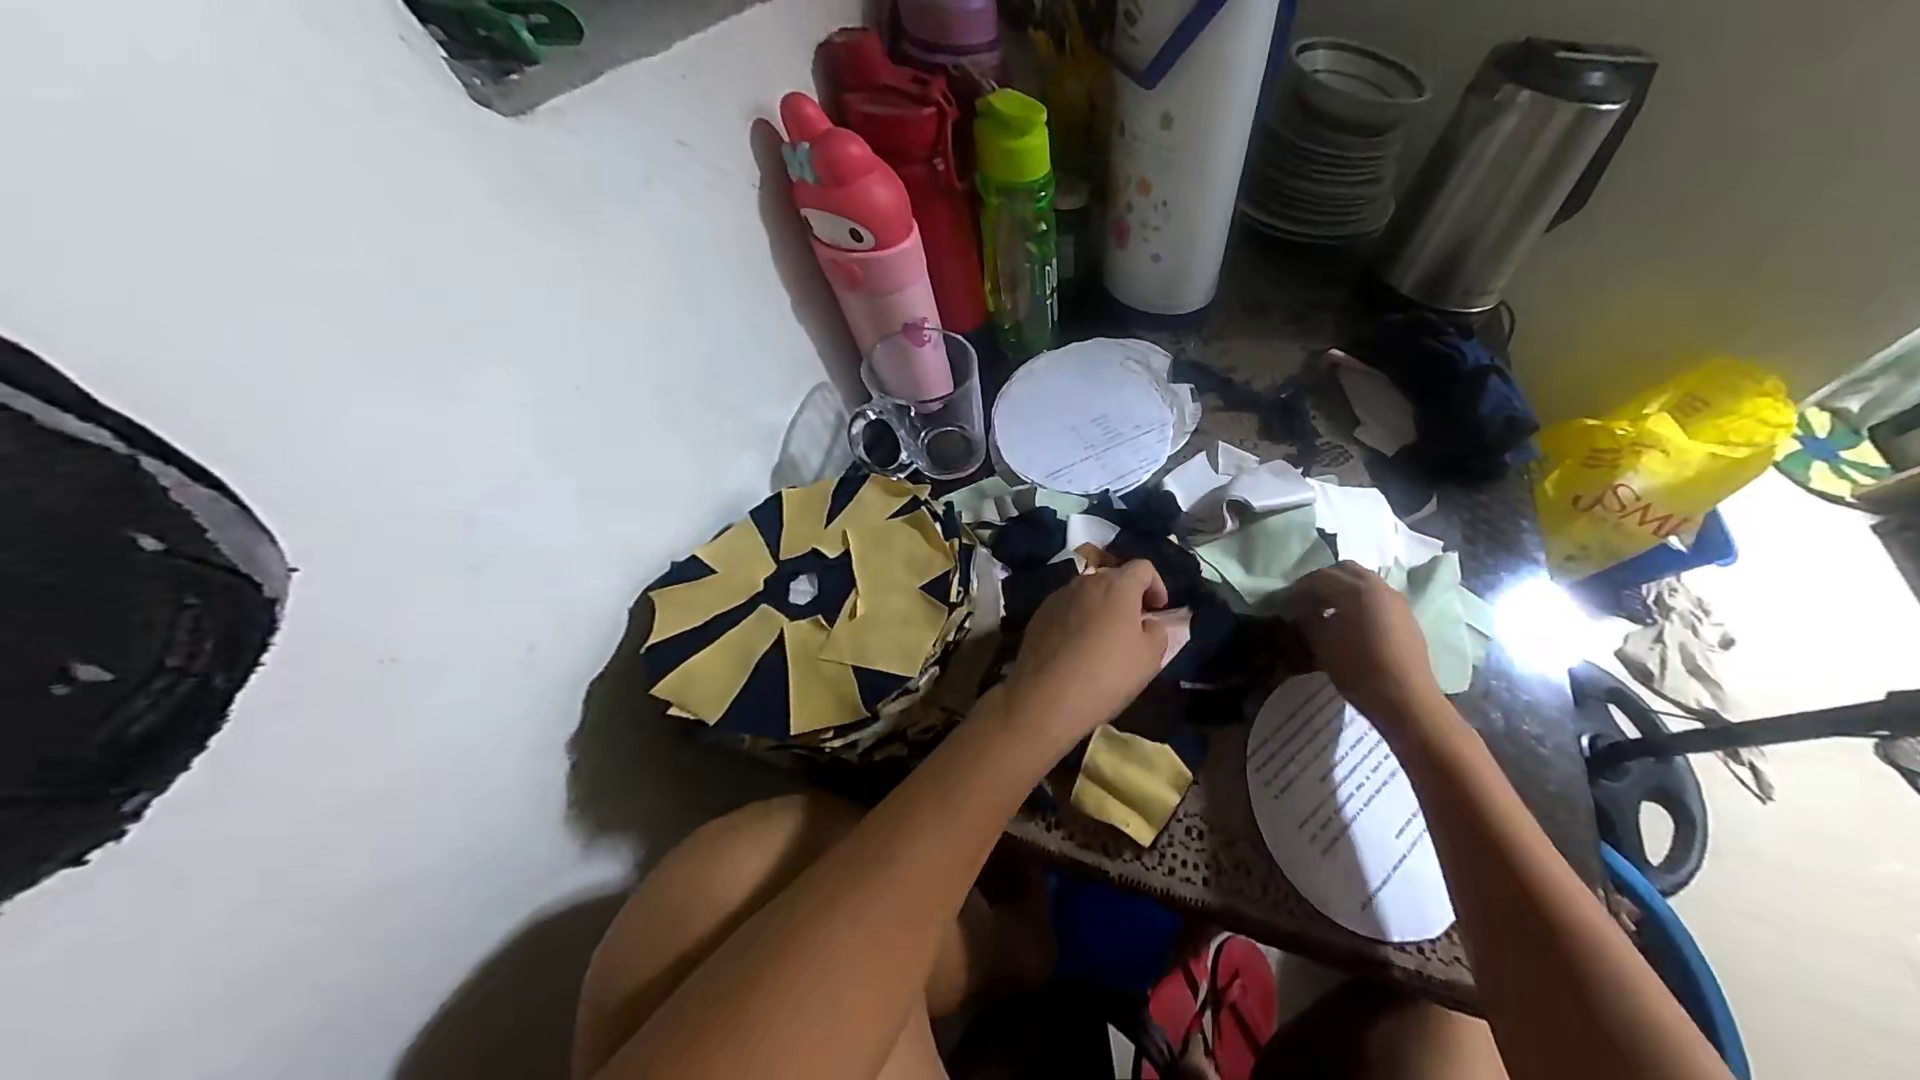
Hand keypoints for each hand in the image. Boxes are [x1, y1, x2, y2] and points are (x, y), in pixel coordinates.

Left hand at [998, 560, 1169, 747]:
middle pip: (1112, 578)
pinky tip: (1077, 648)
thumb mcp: (1150, 658)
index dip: (1156, 585)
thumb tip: (1148, 622)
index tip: (1159, 609)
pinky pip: (1066, 609)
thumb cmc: (1106, 675)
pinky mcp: (1037, 615)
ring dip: (1101, 608)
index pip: (1143, 567)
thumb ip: (1157, 631)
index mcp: (1116, 585)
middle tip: (1134, 625)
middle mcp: (1084, 582)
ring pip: (1087, 594)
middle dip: (1127, 596)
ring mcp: (1056, 597)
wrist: (1045, 698)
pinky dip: (1078, 619)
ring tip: (1104, 638)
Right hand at [1279, 561, 1444, 723]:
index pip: (1319, 578)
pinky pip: (1376, 595)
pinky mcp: (1405, 615)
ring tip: (1326, 609)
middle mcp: (1379, 587)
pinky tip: (1348, 620)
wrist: (1406, 698)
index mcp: (1356, 590)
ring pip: (1363, 580)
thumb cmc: (1359, 669)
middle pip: (1344, 570)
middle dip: (1322, 580)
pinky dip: (1358, 598)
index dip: (1298, 589)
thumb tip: (1300, 612)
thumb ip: (1309, 620)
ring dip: (1342, 588)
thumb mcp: (1323, 644)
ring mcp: (1396, 600)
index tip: (1285, 601)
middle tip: (1305, 599)